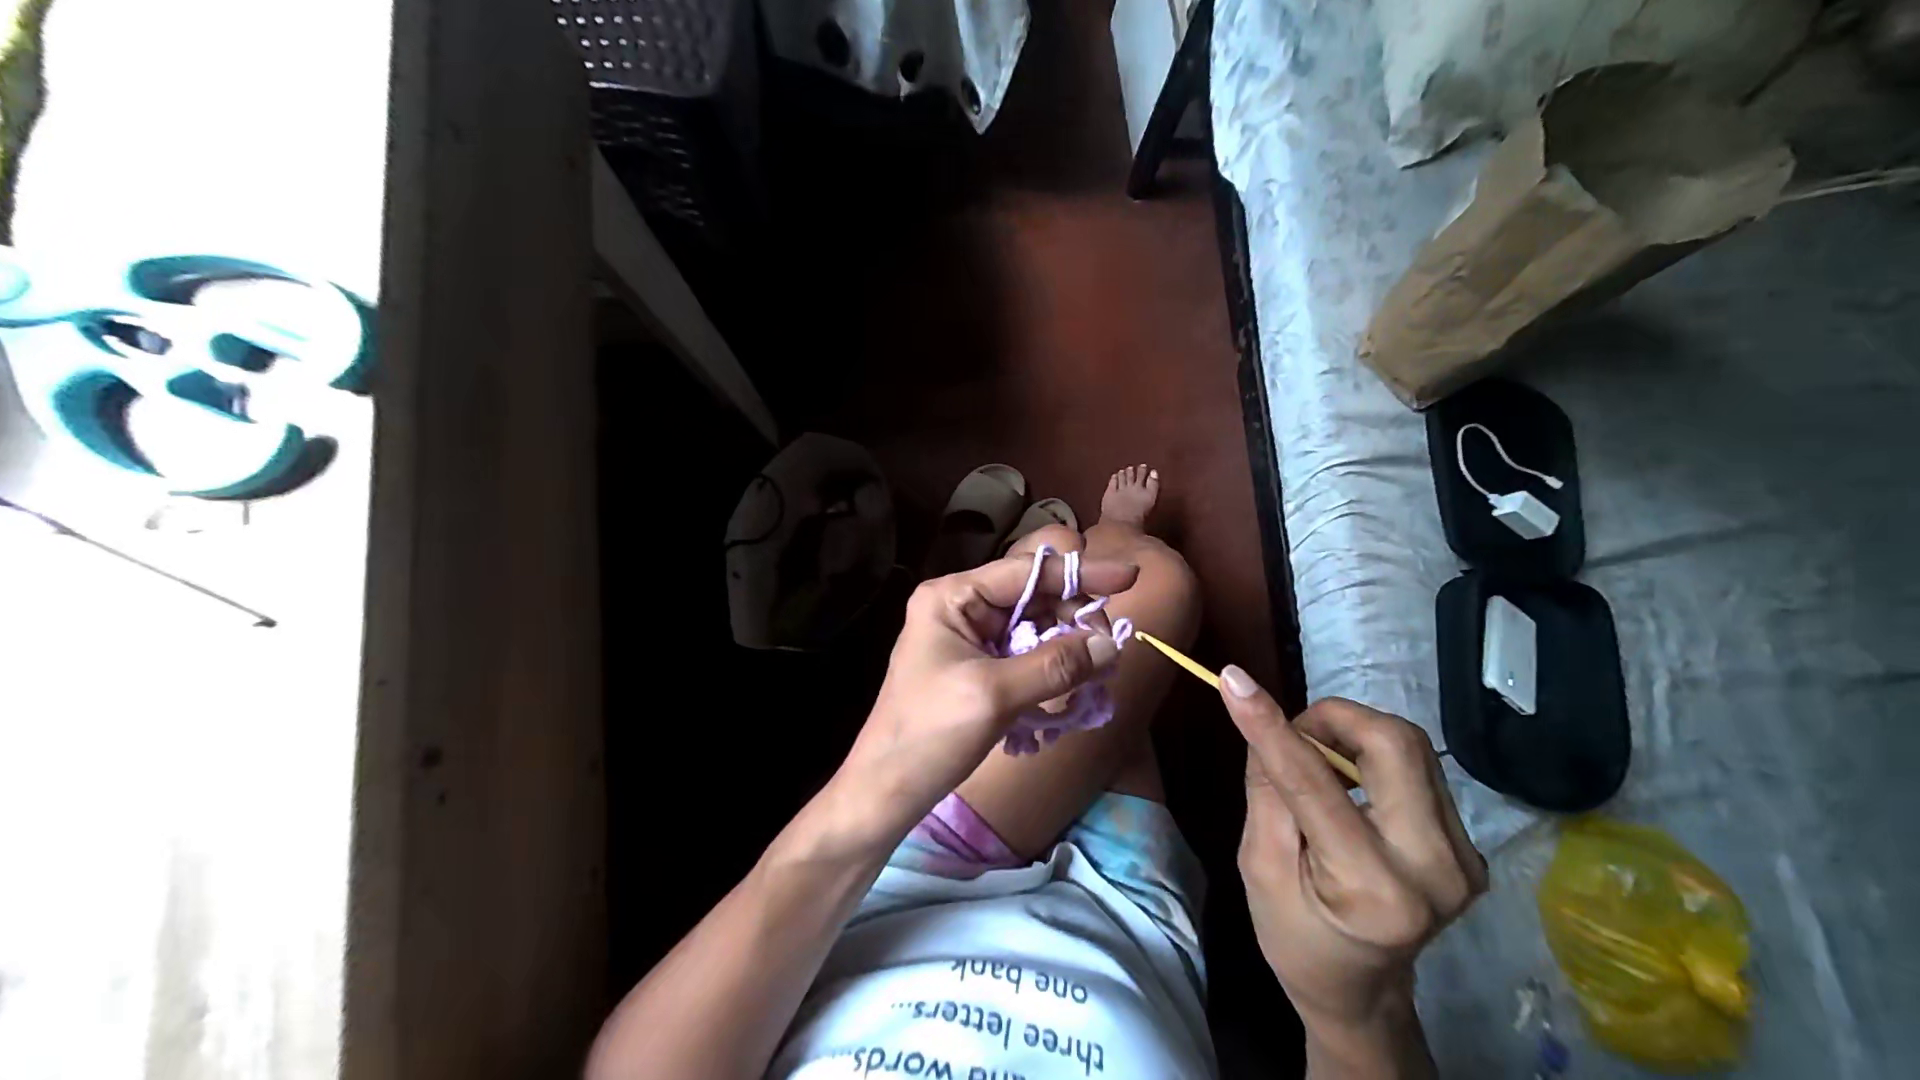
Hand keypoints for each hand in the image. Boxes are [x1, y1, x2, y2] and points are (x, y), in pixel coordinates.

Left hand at [828, 552, 1138, 840]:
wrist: (887, 790)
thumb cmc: (929, 734)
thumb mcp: (995, 695)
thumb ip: (1055, 665)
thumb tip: (1111, 643)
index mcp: (952, 597)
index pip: (1026, 571)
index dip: (1080, 573)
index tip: (1129, 576)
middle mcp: (961, 608)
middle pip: (1035, 598)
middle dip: (1074, 623)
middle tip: (1107, 654)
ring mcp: (970, 638)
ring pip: (1036, 630)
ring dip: (1068, 653)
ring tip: (1092, 683)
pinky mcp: (979, 668)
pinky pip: (1027, 658)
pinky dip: (1052, 674)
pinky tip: (1067, 699)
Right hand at [1220, 668, 1486, 1040]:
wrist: (1360, 989)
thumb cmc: (1295, 934)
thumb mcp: (1258, 865)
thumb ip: (1268, 791)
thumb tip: (1262, 718)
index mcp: (1374, 888)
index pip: (1315, 784)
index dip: (1270, 726)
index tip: (1233, 679)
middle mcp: (1436, 867)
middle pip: (1394, 743)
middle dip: (1332, 719)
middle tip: (1292, 733)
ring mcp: (1464, 855)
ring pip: (1410, 746)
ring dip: (1350, 733)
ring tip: (1314, 759)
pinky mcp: (1467, 843)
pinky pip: (1416, 766)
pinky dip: (1368, 754)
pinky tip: (1346, 782)